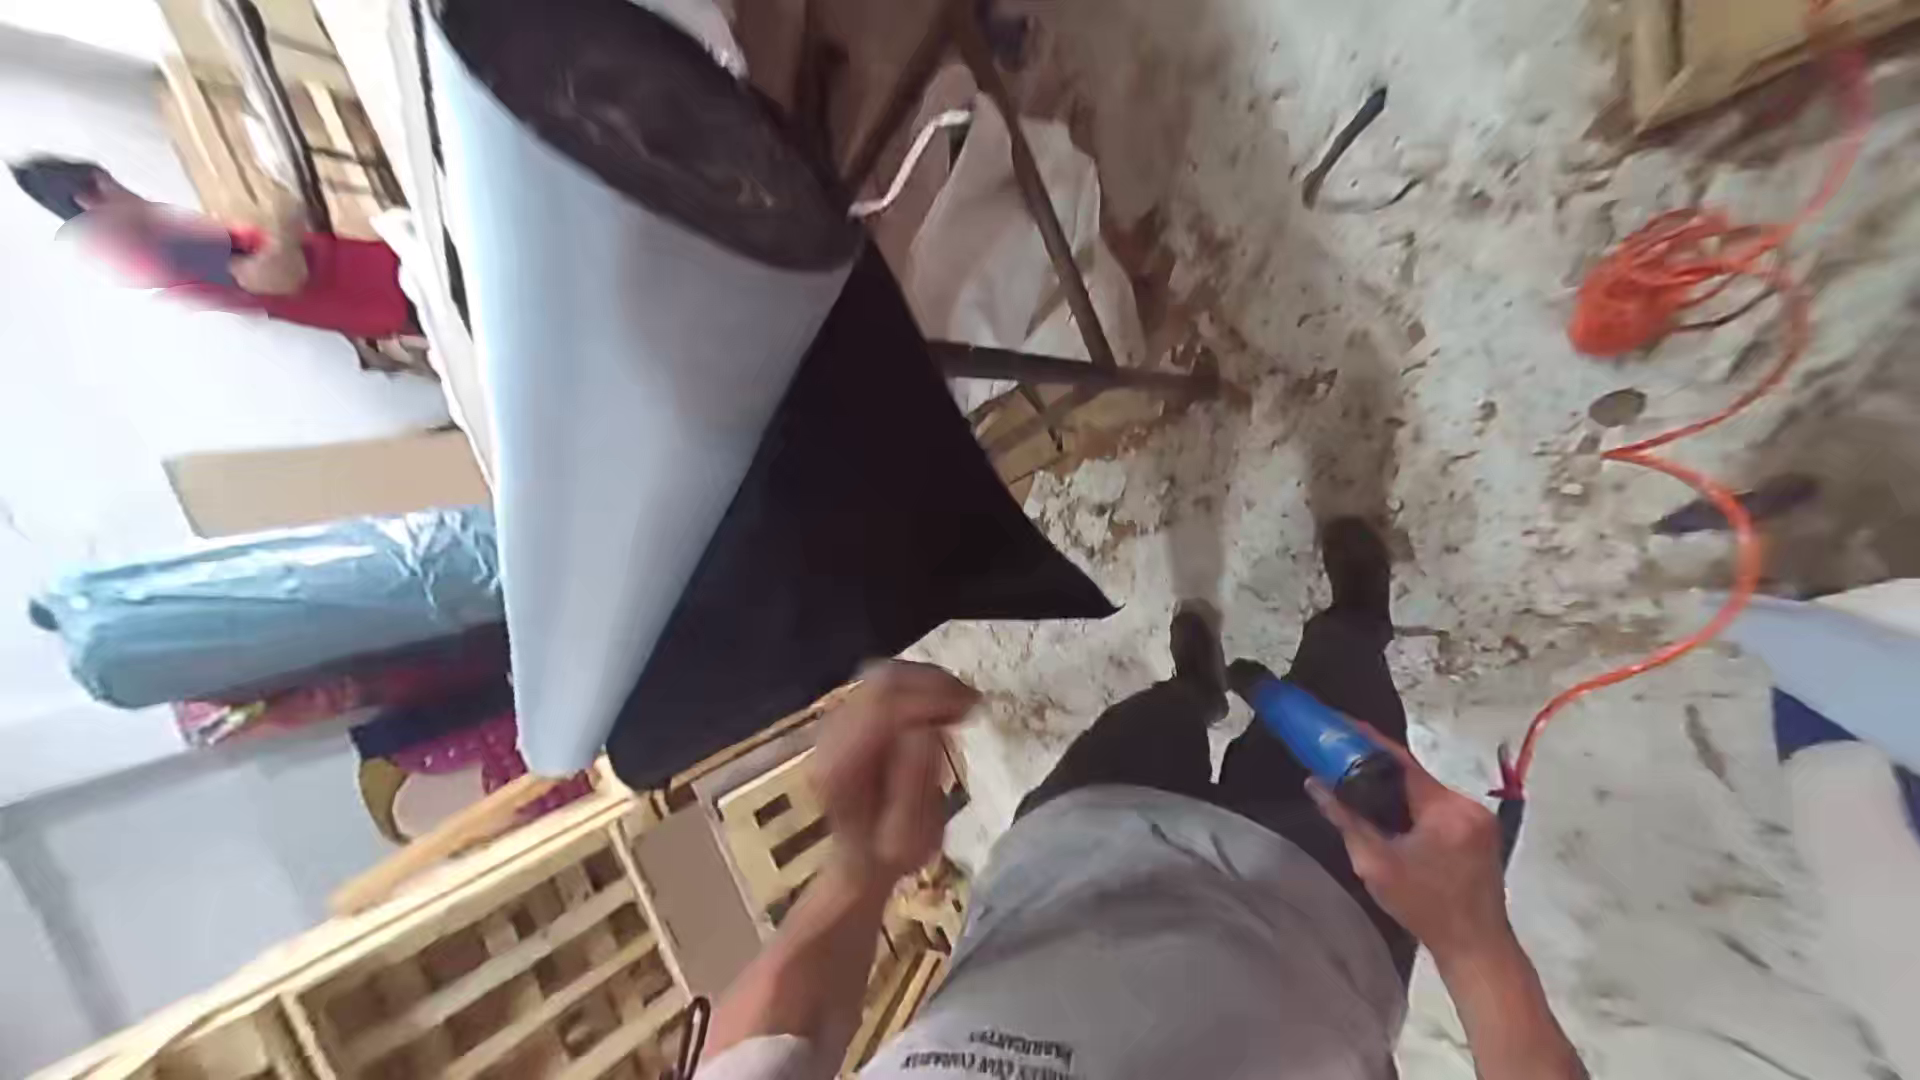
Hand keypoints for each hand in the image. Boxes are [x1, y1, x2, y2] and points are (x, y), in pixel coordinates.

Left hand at [812, 662, 978, 892]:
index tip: (971, 707)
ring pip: (886, 673)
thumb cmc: (889, 854)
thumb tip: (926, 728)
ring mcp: (838, 719)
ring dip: (929, 680)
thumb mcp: (912, 836)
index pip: (884, 708)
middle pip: (883, 680)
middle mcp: (831, 734)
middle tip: (972, 701)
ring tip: (963, 701)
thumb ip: (916, 782)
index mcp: (841, 766)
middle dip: (934, 683)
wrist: (861, 857)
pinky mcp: (852, 712)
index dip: (930, 698)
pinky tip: (944, 701)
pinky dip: (920, 683)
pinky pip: (887, 680)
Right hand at [1306, 724, 1511, 959]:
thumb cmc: (1424, 906)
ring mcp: (1474, 818)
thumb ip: (1344, 818)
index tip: (1337, 722)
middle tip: (1334, 752)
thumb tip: (1313, 782)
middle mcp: (1465, 806)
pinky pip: (1430, 801)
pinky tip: (1381, 805)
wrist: (1477, 949)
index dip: (1366, 739)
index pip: (1400, 760)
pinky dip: (1404, 798)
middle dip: (1371, 761)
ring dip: (1388, 782)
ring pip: (1419, 787)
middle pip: (1409, 772)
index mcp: (1445, 810)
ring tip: (1350, 777)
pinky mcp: (1475, 830)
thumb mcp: (1373, 862)